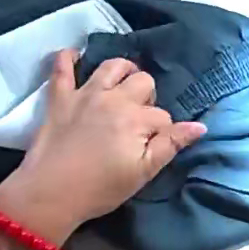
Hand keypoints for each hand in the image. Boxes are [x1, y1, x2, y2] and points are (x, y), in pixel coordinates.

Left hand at [0, 49, 207, 244]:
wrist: (49, 194)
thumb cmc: (100, 188)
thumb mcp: (143, 172)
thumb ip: (171, 145)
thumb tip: (199, 126)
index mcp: (137, 118)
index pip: (163, 116)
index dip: (164, 130)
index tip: (154, 146)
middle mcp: (114, 98)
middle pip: (143, 81)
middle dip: (148, 96)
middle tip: (140, 117)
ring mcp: (85, 94)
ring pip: (112, 66)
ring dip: (122, 71)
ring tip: (122, 85)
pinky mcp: (59, 97)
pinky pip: (62, 67)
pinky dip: (68, 58)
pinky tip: (74, 56)